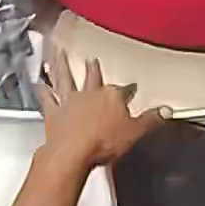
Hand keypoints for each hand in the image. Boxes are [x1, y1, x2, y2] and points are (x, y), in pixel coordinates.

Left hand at [38, 48, 167, 169]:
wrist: (74, 152)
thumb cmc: (103, 143)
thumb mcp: (135, 132)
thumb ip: (150, 120)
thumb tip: (167, 111)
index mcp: (112, 97)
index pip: (123, 91)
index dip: (128, 90)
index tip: (131, 88)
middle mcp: (89, 94)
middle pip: (92, 78)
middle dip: (93, 69)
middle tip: (91, 60)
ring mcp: (70, 102)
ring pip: (66, 79)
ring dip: (62, 65)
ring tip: (58, 52)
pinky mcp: (53, 113)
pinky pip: (47, 97)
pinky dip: (42, 89)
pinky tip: (38, 81)